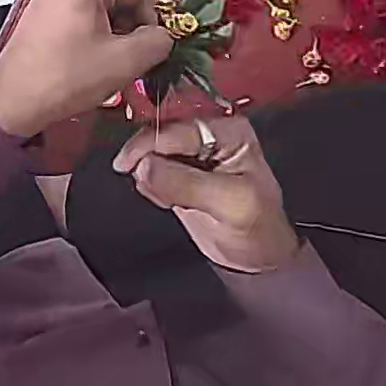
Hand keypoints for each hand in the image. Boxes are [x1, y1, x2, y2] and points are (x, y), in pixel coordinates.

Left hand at [0, 0, 173, 138]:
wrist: (12, 102)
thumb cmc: (69, 76)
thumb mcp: (124, 61)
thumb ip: (157, 43)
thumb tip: (165, 36)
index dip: (153, 22)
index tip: (151, 51)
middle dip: (132, 30)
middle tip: (132, 63)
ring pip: (100, 12)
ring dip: (114, 37)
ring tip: (110, 68)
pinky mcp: (40, 16)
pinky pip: (80, 20)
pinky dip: (93, 39)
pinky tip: (89, 65)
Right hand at [113, 116, 300, 273]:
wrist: (259, 257)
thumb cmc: (257, 226)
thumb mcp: (229, 203)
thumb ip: (185, 183)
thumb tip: (143, 166)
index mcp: (227, 130)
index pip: (177, 128)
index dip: (149, 143)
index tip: (126, 163)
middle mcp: (208, 133)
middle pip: (161, 134)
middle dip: (146, 159)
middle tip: (143, 184)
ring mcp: (192, 151)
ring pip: (152, 150)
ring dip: (148, 173)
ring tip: (164, 198)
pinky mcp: (179, 170)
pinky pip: (151, 167)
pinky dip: (150, 183)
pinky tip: (166, 200)